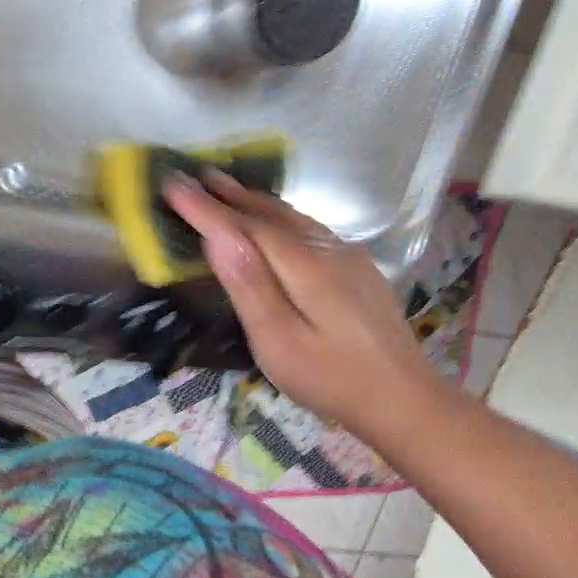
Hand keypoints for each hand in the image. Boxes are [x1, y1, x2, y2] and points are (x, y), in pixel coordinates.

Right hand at [163, 170, 449, 437]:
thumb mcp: (278, 340)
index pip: (245, 227)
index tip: (173, 184)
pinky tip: (273, 223)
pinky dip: (278, 218)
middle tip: (196, 176)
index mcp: (305, 268)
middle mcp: (328, 252)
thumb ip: (249, 286)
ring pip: (294, 219)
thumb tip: (218, 238)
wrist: (405, 401)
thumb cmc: (330, 378)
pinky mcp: (356, 272)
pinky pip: (308, 231)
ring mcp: (348, 260)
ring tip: (226, 190)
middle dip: (231, 195)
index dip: (206, 207)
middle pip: (273, 215)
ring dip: (255, 203)